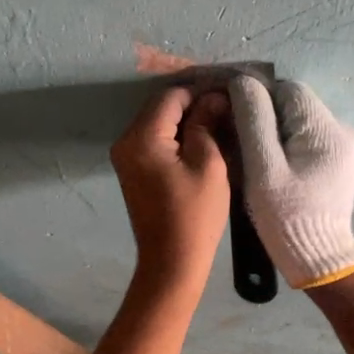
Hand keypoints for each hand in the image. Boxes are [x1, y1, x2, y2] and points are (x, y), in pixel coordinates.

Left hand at [109, 86, 230, 286]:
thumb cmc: (194, 214)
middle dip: (192, 104)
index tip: (228, 97)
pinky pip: (152, 140)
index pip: (170, 97)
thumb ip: (206, 124)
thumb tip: (213, 98)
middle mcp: (126, 140)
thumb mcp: (208, 164)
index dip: (200, 92)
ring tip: (217, 124)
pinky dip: (174, 136)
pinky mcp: (131, 169)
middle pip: (160, 107)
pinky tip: (199, 141)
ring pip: (156, 122)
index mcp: (142, 137)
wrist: (171, 261)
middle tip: (226, 109)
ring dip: (184, 120)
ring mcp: (125, 156)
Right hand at [227, 76, 353, 289]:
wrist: (317, 260)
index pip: (288, 90)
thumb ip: (253, 118)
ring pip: (301, 123)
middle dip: (268, 119)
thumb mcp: (262, 165)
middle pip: (295, 106)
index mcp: (329, 129)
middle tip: (247, 149)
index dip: (260, 101)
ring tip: (261, 163)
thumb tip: (243, 81)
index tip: (240, 126)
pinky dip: (290, 148)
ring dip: (278, 135)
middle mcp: (345, 131)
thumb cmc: (287, 214)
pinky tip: (279, 173)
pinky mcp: (342, 164)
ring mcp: (347, 149)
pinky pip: (309, 141)